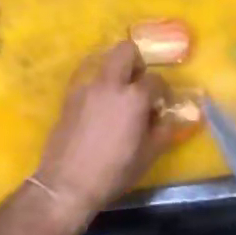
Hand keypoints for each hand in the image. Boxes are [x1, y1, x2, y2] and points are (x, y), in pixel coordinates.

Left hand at [31, 43, 181, 219]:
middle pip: (126, 50)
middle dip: (137, 61)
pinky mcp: (69, 96)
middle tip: (139, 83)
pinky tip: (99, 105)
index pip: (155, 79)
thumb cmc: (113, 172)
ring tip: (118, 95)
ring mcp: (86, 87)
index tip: (161, 104)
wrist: (67, 183)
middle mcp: (110, 84)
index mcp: (134, 97)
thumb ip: (163, 131)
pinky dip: (98, 84)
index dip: (162, 90)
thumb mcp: (148, 155)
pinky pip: (87, 78)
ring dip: (115, 70)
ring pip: (104, 60)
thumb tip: (168, 118)